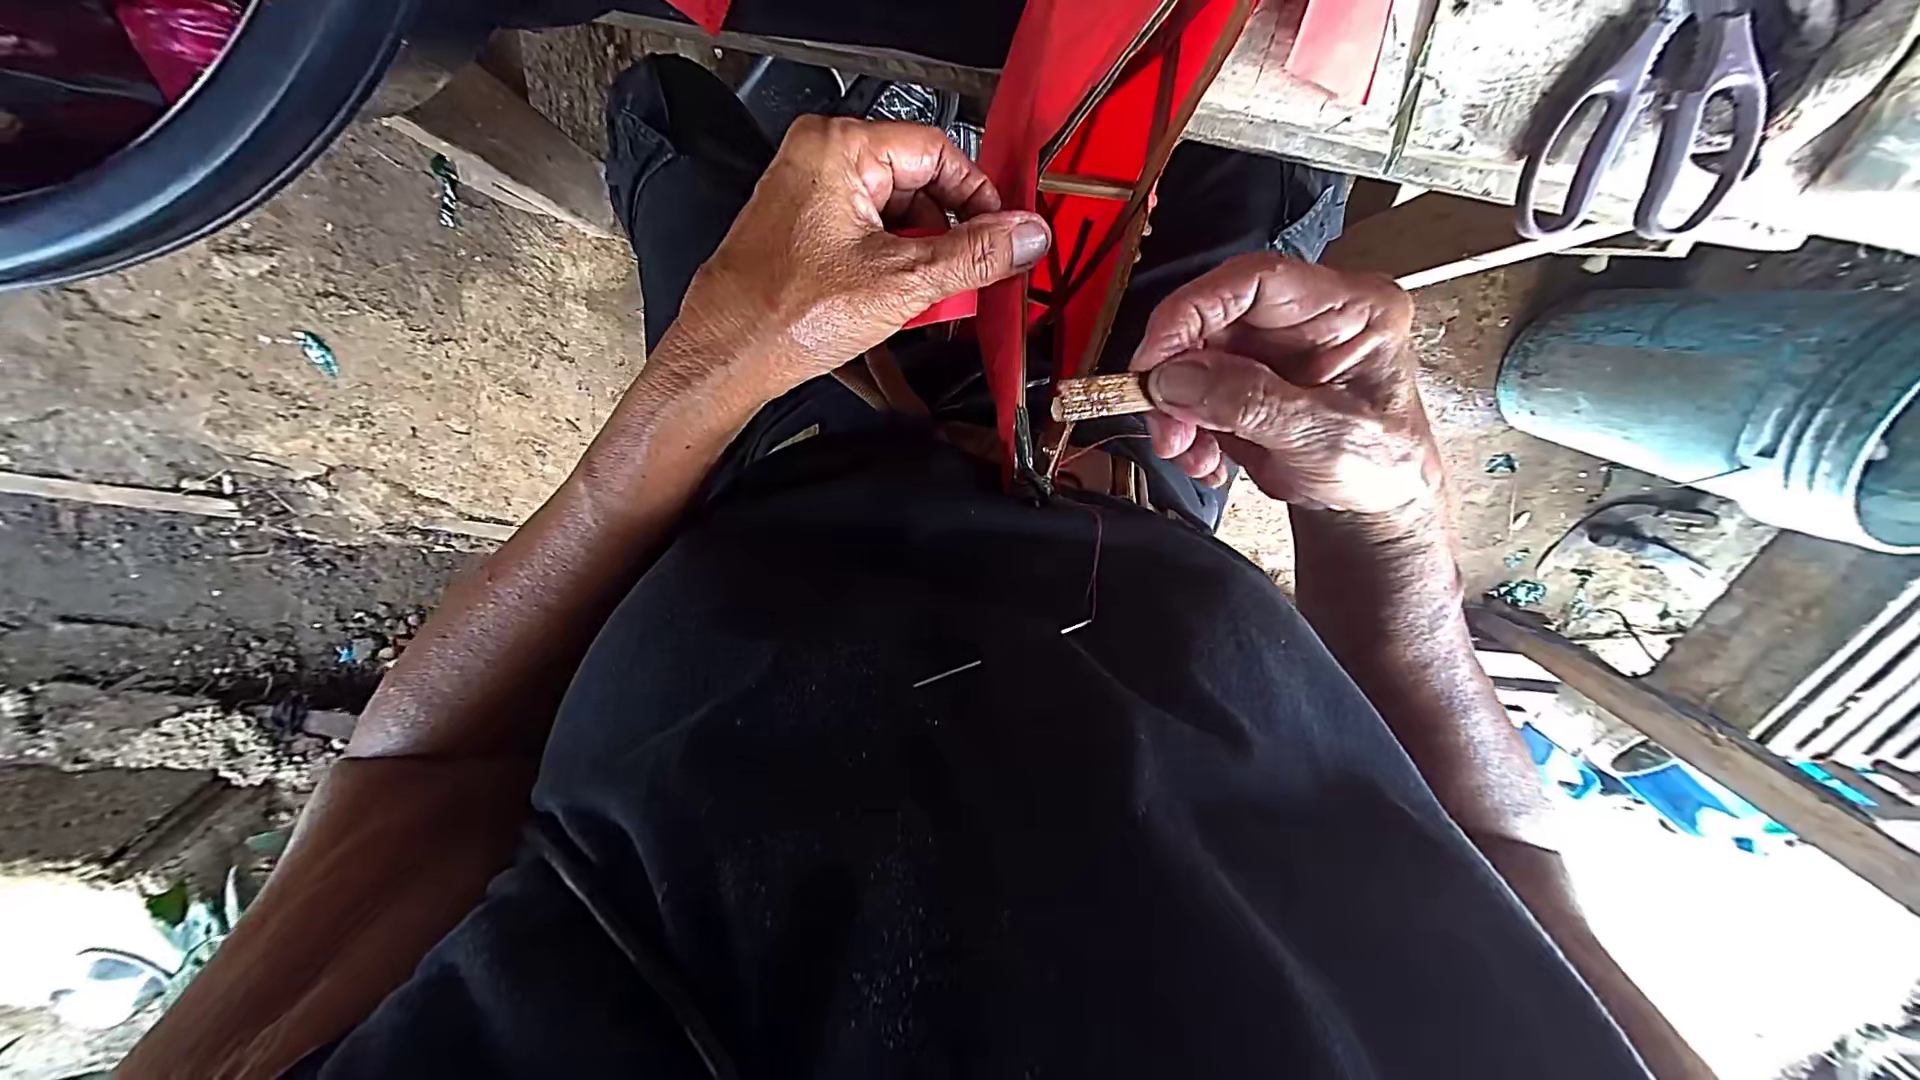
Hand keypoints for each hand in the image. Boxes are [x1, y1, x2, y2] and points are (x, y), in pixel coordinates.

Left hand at [661, 116, 1051, 392]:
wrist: (729, 359)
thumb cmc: (785, 315)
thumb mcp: (901, 283)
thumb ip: (973, 256)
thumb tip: (1025, 236)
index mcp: (841, 151)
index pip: (938, 153)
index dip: (979, 198)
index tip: (1001, 236)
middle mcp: (821, 166)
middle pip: (917, 192)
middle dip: (946, 244)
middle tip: (965, 283)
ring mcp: (811, 204)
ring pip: (893, 226)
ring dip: (919, 269)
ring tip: (927, 310)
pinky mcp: (806, 241)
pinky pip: (867, 248)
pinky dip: (890, 280)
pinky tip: (897, 316)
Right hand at [1129, 254, 1440, 521]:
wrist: (1372, 509)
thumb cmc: (1381, 469)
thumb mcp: (1324, 437)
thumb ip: (1250, 402)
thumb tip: (1176, 377)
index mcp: (1348, 312)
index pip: (1254, 282)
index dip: (1191, 311)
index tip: (1153, 358)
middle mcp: (1302, 324)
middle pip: (1210, 325)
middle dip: (1175, 378)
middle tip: (1165, 421)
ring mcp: (1268, 356)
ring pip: (1189, 363)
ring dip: (1174, 412)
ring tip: (1187, 450)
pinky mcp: (1242, 387)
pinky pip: (1189, 396)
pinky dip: (1183, 430)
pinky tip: (1202, 457)